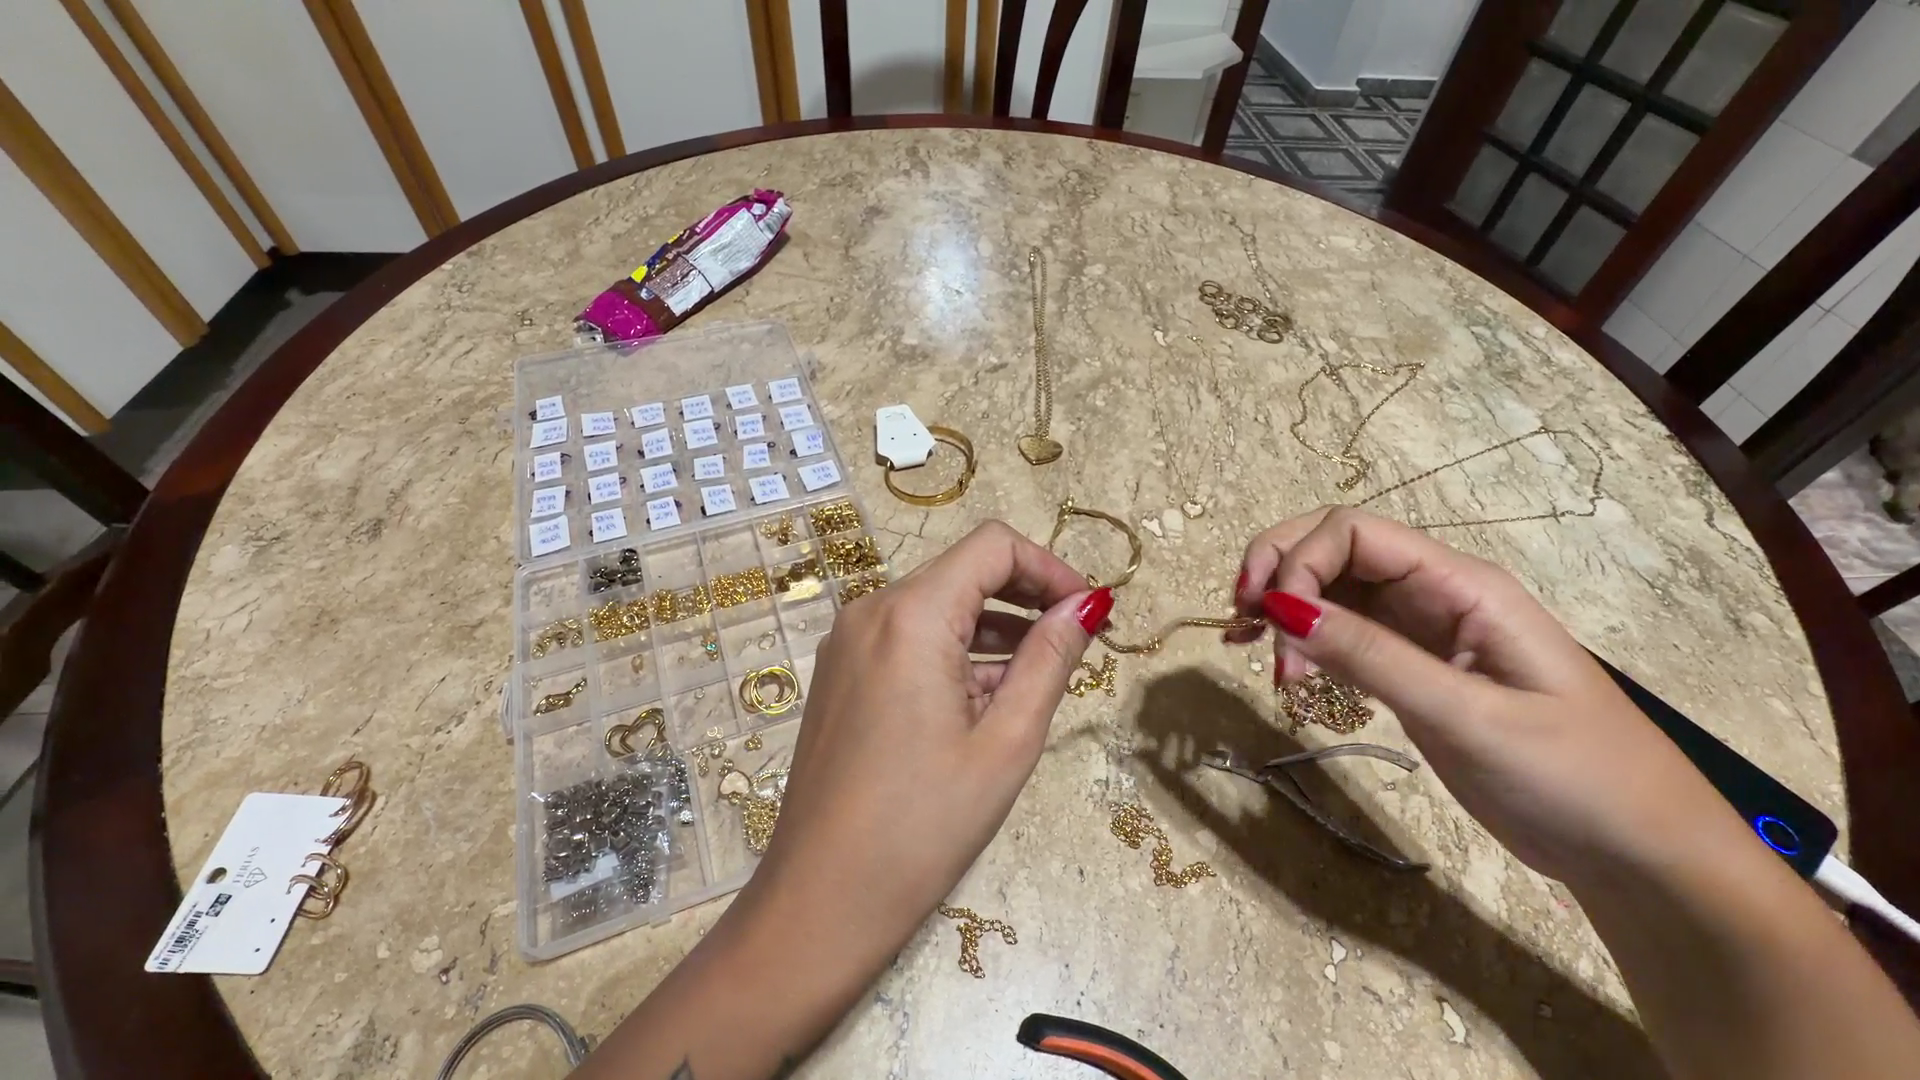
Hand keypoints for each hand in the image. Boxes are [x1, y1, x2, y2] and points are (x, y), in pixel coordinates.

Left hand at [576, 522, 1110, 1079]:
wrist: (821, 901)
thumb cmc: (924, 826)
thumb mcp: (1006, 741)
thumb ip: (1050, 659)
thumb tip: (1087, 603)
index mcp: (909, 615)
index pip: (992, 546)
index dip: (1049, 567)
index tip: (1089, 611)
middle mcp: (869, 612)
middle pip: (962, 573)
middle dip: (1025, 600)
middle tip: (1076, 645)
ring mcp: (846, 645)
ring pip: (936, 610)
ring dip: (993, 632)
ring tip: (1038, 684)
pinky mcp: (839, 677)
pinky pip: (907, 642)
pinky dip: (954, 656)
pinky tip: (985, 703)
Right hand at [1228, 506, 1736, 884]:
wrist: (1636, 853)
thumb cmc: (1572, 777)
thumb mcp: (1466, 715)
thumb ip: (1371, 656)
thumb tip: (1279, 606)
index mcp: (1461, 584)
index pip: (1355, 531)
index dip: (1298, 560)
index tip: (1265, 618)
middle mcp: (1435, 594)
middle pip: (1335, 547)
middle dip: (1277, 571)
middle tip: (1240, 623)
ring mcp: (1420, 633)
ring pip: (1332, 591)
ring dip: (1284, 608)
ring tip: (1252, 653)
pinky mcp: (1411, 671)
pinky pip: (1343, 636)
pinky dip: (1303, 643)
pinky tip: (1282, 670)